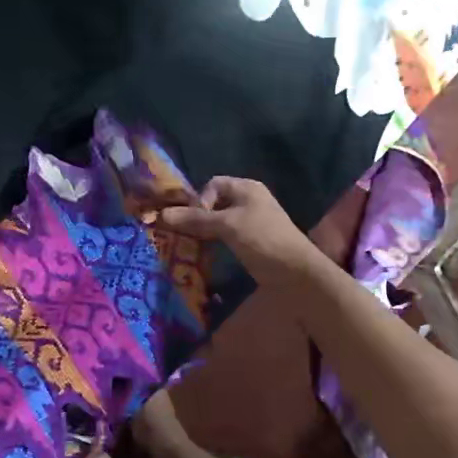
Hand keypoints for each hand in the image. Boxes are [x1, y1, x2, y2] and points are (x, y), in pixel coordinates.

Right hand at [157, 177, 321, 286]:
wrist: (296, 273)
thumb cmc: (263, 240)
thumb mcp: (227, 226)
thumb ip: (196, 219)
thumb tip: (162, 214)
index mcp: (247, 188)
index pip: (213, 184)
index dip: (200, 199)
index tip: (196, 220)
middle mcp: (249, 201)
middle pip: (215, 203)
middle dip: (198, 217)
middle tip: (183, 235)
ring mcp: (252, 223)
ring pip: (219, 222)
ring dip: (204, 232)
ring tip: (191, 246)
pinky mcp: (252, 243)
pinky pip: (227, 237)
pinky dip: (215, 243)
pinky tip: (205, 254)